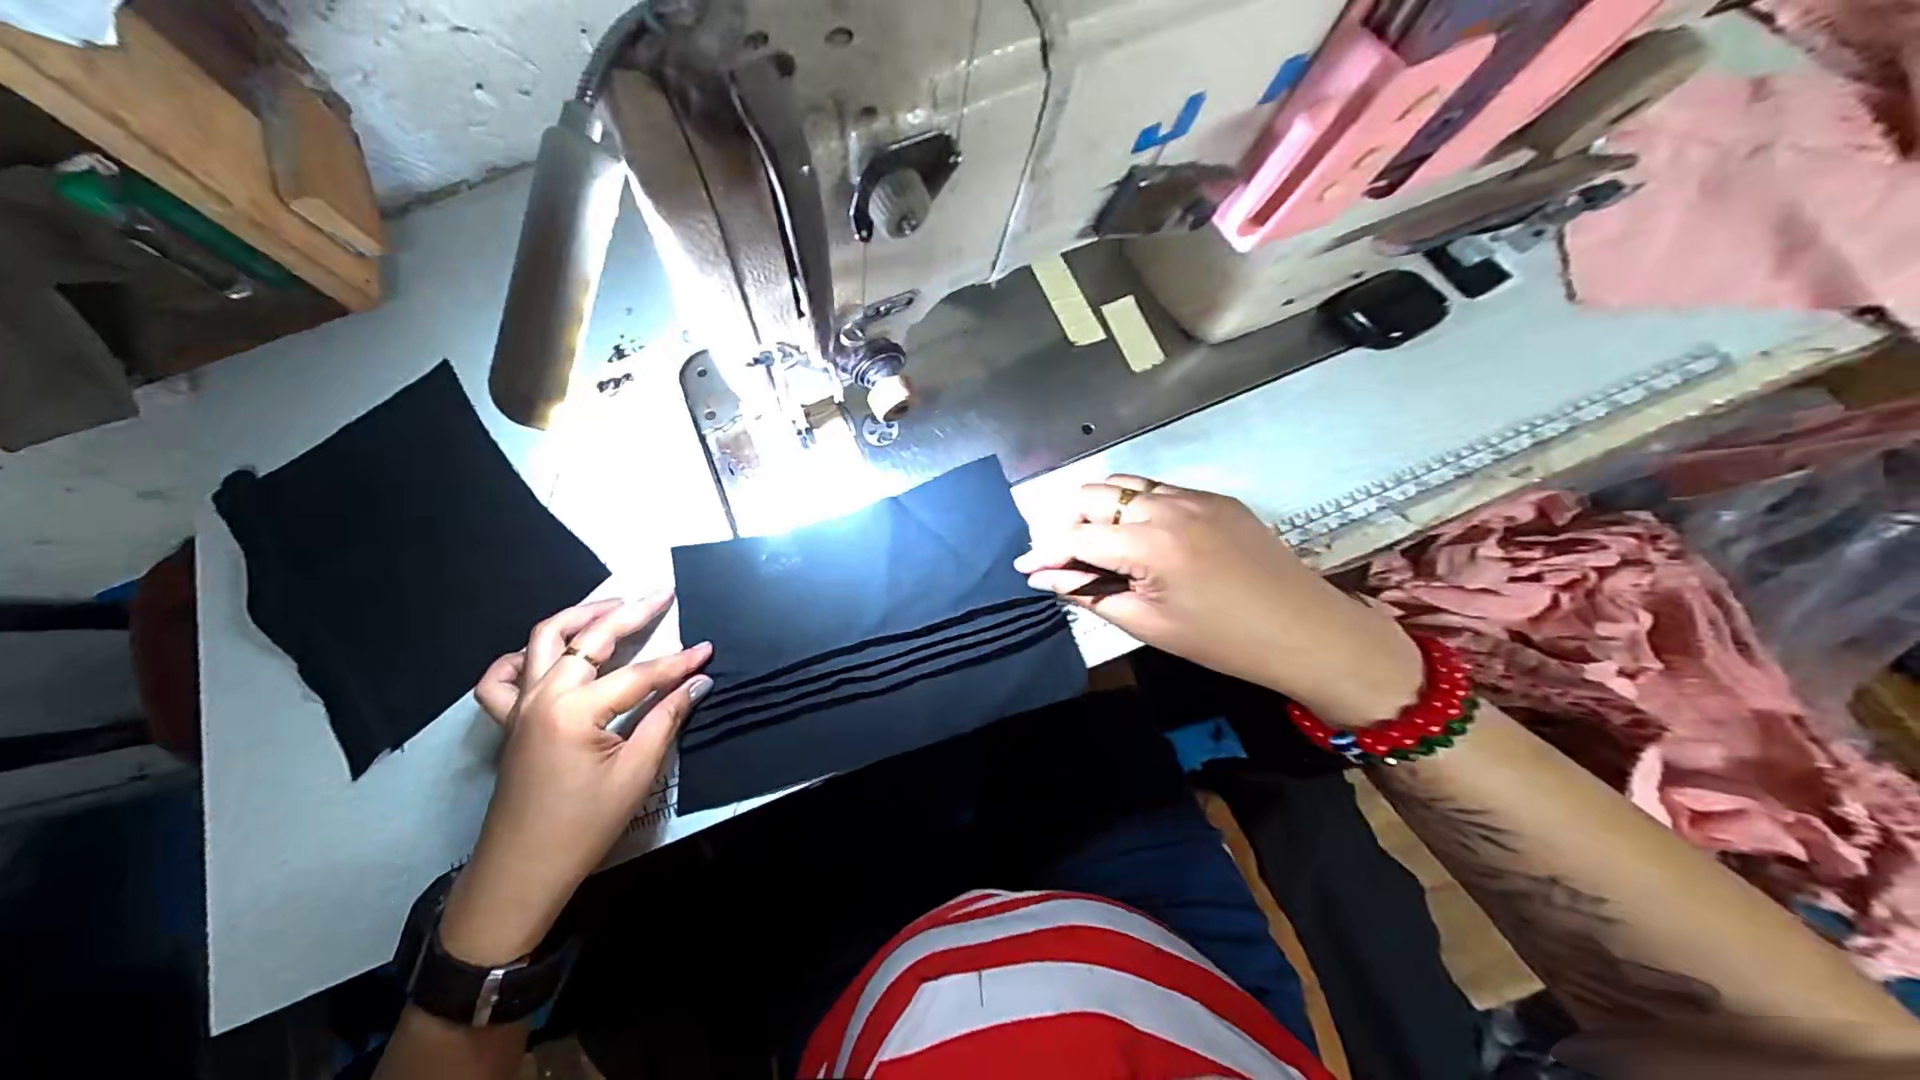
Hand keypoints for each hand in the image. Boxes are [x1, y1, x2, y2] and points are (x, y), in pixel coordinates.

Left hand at [440, 594, 712, 966]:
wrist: (521, 872)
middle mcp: (542, 696)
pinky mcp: (509, 721)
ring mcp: (519, 706)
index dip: (679, 661)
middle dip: (630, 613)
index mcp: (574, 711)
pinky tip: (546, 653)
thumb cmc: (584, 826)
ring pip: (542, 640)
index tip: (709, 648)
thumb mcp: (636, 773)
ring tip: (612, 604)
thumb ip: (666, 718)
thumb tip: (698, 681)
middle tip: (662, 595)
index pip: (640, 674)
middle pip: (589, 639)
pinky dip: (522, 655)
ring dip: (578, 616)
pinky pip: (501, 677)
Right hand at [1014, 475, 1422, 727]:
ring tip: (1100, 543)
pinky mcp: (1217, 497)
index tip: (1025, 567)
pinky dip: (1137, 508)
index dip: (1046, 552)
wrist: (1304, 631)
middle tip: (1067, 558)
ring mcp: (1196, 496)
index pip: (1078, 537)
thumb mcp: (1148, 624)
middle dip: (1070, 524)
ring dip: (1102, 510)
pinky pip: (1160, 490)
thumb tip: (1048, 578)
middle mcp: (1168, 506)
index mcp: (1151, 544)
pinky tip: (1143, 537)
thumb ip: (1090, 594)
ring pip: (1126, 485)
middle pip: (1095, 495)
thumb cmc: (1222, 641)